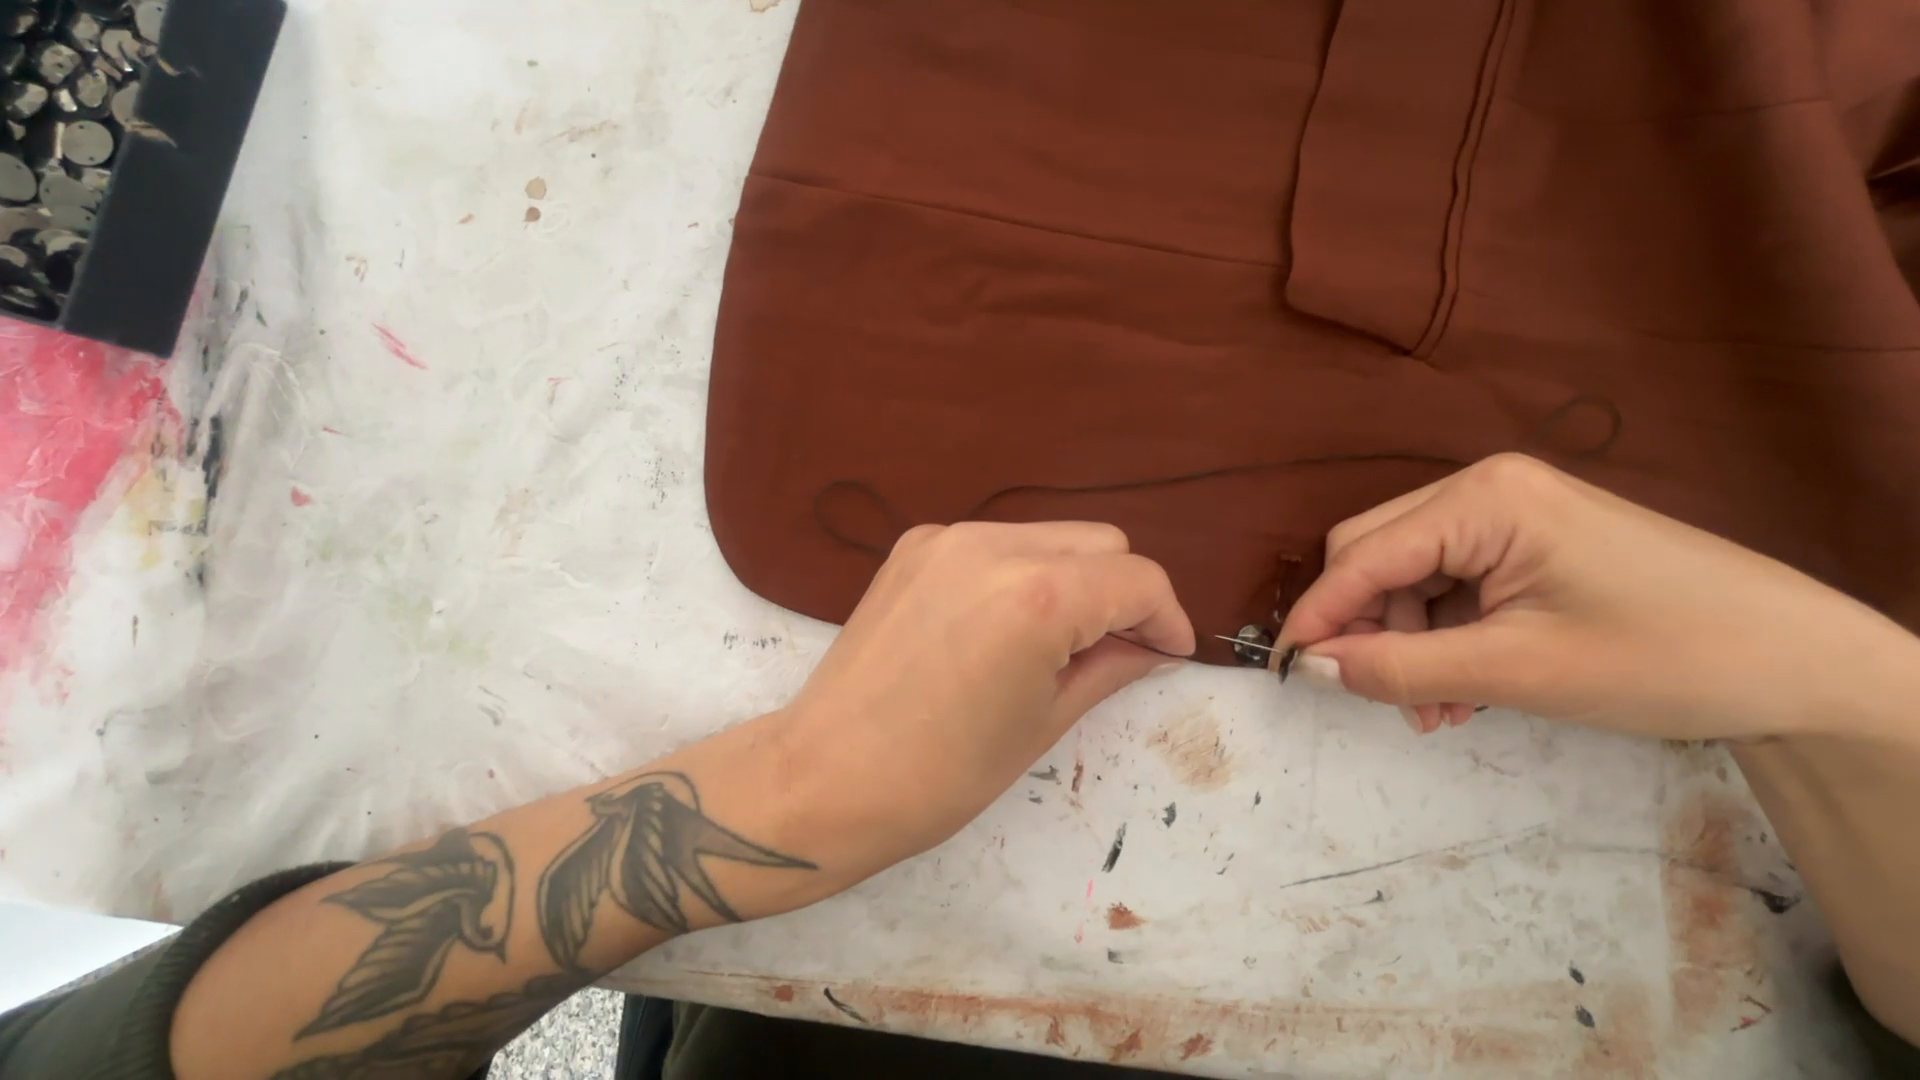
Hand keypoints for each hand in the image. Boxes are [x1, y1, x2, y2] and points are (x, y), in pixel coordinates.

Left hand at [776, 521, 1193, 874]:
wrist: (827, 775)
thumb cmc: (944, 773)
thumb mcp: (1044, 722)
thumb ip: (1111, 666)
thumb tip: (1152, 646)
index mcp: (1039, 595)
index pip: (1136, 579)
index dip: (1166, 616)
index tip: (1170, 653)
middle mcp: (994, 545)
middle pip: (1099, 541)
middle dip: (1122, 591)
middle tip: (1116, 650)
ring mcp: (947, 537)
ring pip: (1049, 535)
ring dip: (1073, 577)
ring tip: (1058, 639)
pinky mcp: (914, 547)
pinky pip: (996, 543)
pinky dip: (1021, 571)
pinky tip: (1001, 624)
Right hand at [1278, 454, 1919, 740]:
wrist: (1806, 666)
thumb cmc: (1663, 658)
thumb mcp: (1516, 671)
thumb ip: (1398, 667)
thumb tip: (1307, 667)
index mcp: (1481, 499)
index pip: (1361, 555)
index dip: (1317, 615)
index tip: (1285, 672)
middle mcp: (1482, 490)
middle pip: (1375, 556)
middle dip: (1366, 630)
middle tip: (1381, 698)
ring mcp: (1505, 514)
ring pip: (1406, 577)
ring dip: (1403, 644)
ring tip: (1437, 711)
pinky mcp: (1523, 542)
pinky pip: (1447, 586)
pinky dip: (1438, 637)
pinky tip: (1461, 689)